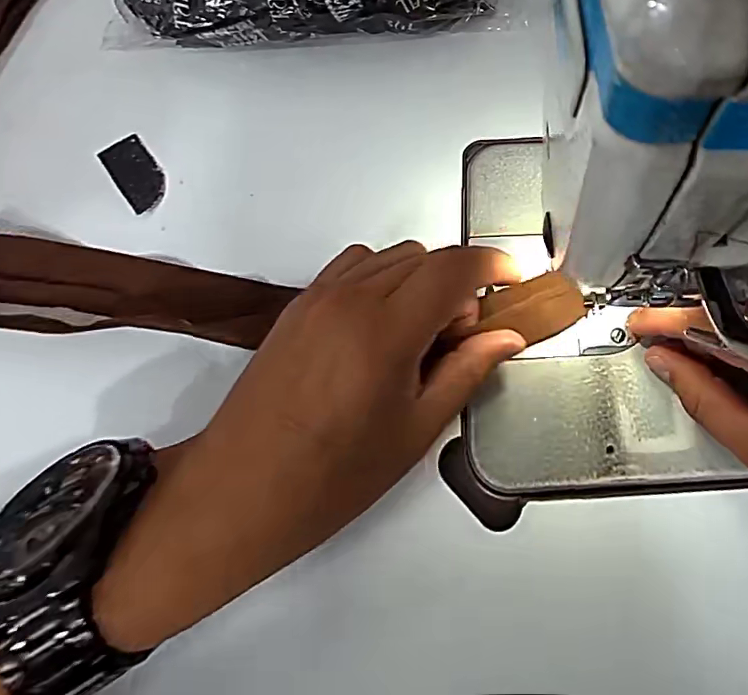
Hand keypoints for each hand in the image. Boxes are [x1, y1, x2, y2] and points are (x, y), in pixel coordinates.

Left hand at [95, 242, 526, 649]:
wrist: (237, 492)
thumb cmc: (326, 477)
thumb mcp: (415, 431)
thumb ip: (467, 371)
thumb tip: (505, 338)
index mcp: (386, 331)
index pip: (455, 267)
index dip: (493, 265)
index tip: (511, 279)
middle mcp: (352, 299)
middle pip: (429, 256)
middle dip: (459, 285)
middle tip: (459, 338)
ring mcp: (320, 296)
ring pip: (395, 256)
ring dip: (422, 280)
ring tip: (418, 337)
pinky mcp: (300, 302)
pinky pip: (358, 264)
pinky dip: (384, 278)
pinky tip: (382, 325)